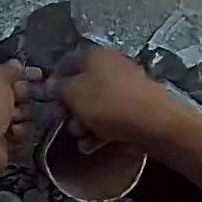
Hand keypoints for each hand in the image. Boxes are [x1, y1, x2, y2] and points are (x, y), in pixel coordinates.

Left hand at [0, 61, 44, 173]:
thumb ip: (10, 69)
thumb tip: (18, 65)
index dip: (18, 73)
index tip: (35, 75)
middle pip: (11, 94)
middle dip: (21, 95)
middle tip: (21, 97)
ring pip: (19, 114)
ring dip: (22, 114)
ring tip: (15, 117)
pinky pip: (18, 133)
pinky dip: (19, 132)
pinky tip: (14, 132)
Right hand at [47, 46, 184, 150]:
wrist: (154, 122)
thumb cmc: (107, 103)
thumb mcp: (73, 93)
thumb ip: (58, 88)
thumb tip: (50, 84)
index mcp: (95, 55)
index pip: (66, 64)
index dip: (54, 82)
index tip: (48, 101)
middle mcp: (111, 66)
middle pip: (82, 86)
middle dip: (70, 108)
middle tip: (63, 123)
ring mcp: (126, 86)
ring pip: (96, 104)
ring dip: (84, 123)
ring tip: (80, 138)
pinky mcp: (136, 106)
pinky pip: (111, 116)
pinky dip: (100, 129)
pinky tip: (91, 146)